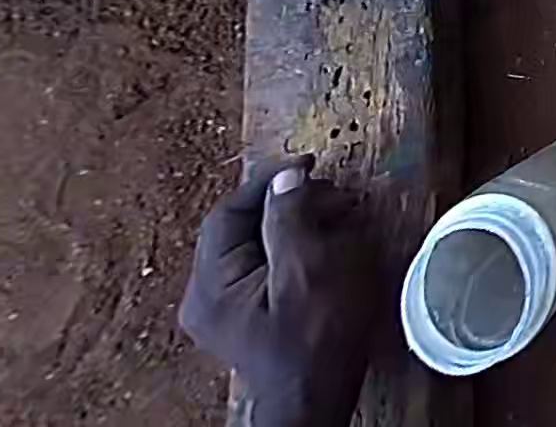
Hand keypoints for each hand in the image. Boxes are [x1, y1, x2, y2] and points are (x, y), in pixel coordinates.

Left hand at [179, 156, 376, 426]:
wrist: (318, 392)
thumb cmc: (318, 330)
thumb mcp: (310, 268)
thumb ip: (292, 221)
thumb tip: (286, 177)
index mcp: (214, 284)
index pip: (230, 214)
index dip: (270, 181)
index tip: (312, 163)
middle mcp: (210, 294)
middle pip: (245, 227)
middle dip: (294, 202)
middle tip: (341, 196)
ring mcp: (229, 306)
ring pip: (261, 242)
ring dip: (303, 219)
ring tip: (345, 216)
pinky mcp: (253, 311)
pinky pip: (271, 260)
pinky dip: (301, 241)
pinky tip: (333, 242)